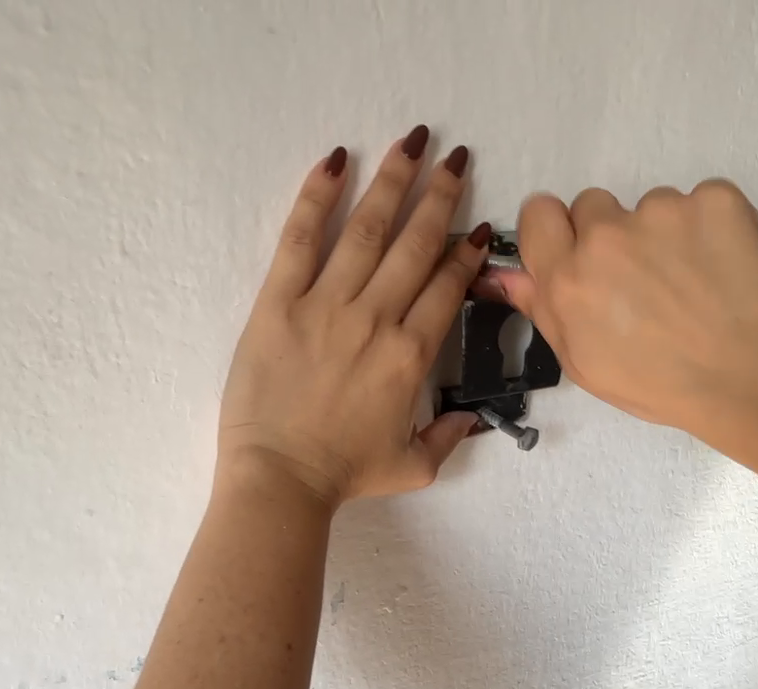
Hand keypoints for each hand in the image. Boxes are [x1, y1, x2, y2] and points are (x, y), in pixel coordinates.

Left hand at [219, 126, 491, 506]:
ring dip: (393, 181)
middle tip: (456, 157)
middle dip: (440, 196)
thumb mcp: (413, 467)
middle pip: (416, 245)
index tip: (477, 226)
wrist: (280, 479)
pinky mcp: (279, 302)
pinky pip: (300, 239)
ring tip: (413, 141)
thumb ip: (449, 438)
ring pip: (367, 230)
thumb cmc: (345, 474)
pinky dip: (317, 196)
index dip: (466, 252)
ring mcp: (326, 305)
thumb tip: (471, 418)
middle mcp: (376, 319)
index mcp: (412, 356)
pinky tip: (336, 160)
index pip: (447, 288)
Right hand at [490, 181, 757, 489]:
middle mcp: (606, 236)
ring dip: (660, 235)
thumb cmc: (658, 383)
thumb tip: (503, 276)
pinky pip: (699, 201)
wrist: (748, 376)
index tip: (575, 252)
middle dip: (607, 235)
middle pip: (591, 205)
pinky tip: (719, 270)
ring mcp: (662, 210)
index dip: (556, 231)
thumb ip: (541, 309)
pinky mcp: (714, 198)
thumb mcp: (583, 363)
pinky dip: (706, 229)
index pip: (538, 212)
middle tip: (638, 281)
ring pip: (648, 205)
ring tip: (687, 284)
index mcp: (567, 279)